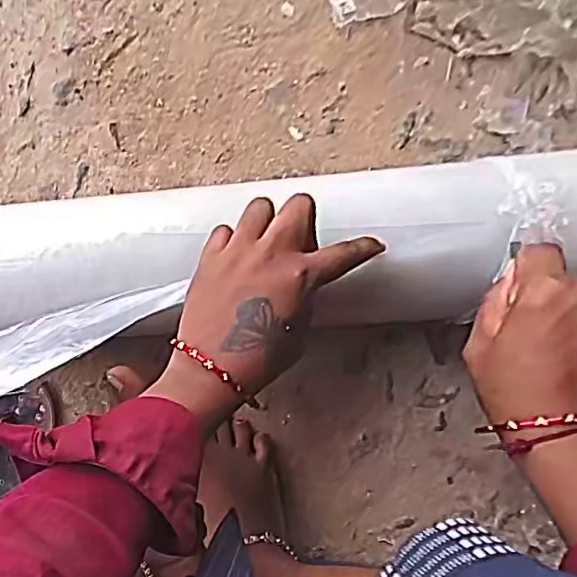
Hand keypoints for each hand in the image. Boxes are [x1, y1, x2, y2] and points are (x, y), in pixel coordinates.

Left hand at [174, 195, 383, 397]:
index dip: (362, 249)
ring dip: (265, 222)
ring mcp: (238, 253)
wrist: (210, 371)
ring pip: (259, 207)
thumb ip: (306, 298)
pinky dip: (231, 240)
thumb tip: (304, 286)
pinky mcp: (210, 259)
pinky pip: (224, 230)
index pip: (345, 252)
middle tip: (298, 242)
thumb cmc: (251, 362)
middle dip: (303, 220)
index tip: (367, 247)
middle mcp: (271, 255)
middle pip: (299, 206)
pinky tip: (233, 257)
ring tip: (262, 244)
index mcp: (301, 276)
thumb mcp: (298, 333)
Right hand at [462, 244, 576, 543]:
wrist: (562, 428)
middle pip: (563, 277)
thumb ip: (492, 304)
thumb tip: (507, 284)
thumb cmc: (519, 395)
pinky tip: (574, 355)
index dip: (522, 273)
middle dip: (546, 298)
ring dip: (572, 312)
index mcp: (545, 291)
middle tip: (529, 335)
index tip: (516, 292)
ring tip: (553, 350)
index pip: (537, 252)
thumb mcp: (478, 348)